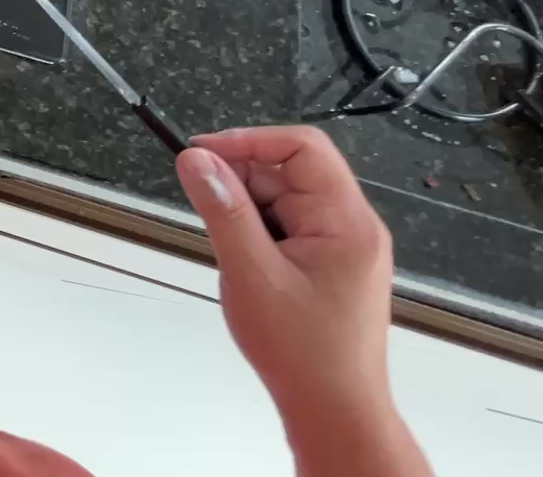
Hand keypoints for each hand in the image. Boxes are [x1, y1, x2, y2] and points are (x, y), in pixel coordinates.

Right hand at [176, 126, 394, 417]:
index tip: (198, 153)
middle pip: (285, 168)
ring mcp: (337, 240)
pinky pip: (279, 217)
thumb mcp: (250, 271)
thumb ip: (222, 209)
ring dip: (241, 204)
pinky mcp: (322, 256)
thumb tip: (193, 157)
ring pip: (277, 193)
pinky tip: (240, 253)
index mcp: (345, 222)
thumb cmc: (297, 344)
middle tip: (204, 206)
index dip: (248, 139)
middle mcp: (348, 224)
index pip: (303, 148)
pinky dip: (249, 224)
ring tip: (229, 245)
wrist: (330, 404)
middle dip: (237, 177)